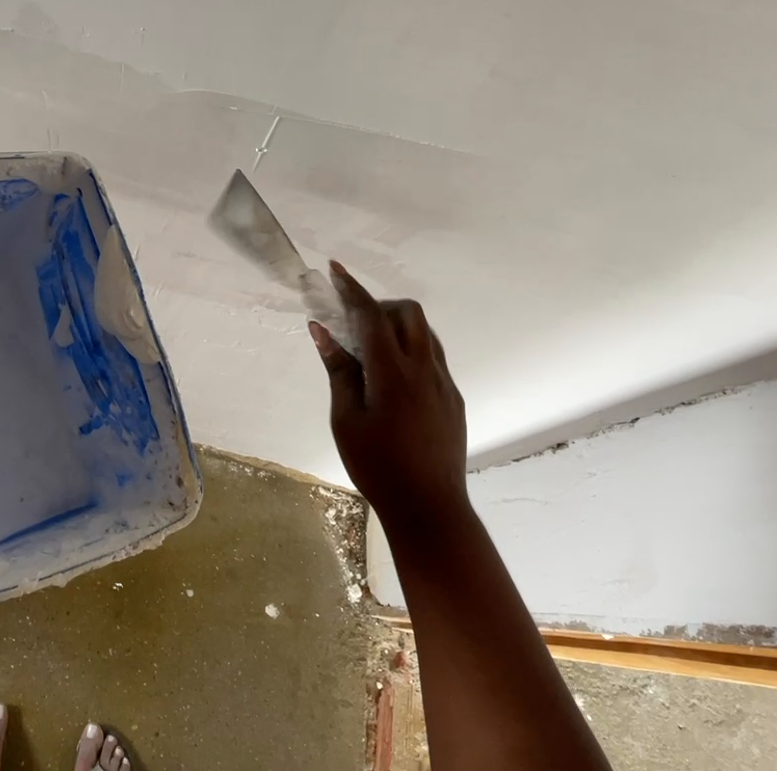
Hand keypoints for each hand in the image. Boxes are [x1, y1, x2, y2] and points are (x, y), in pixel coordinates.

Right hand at [309, 261, 468, 530]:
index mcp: (393, 373)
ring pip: (425, 332)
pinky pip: (432, 356)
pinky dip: (409, 349)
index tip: (335, 268)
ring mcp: (444, 383)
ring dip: (397, 326)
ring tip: (370, 350)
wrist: (430, 507)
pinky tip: (391, 378)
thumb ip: (338, 370)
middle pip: (408, 312)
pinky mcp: (453, 398)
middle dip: (379, 305)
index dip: (351, 289)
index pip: (371, 316)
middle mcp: (424, 369)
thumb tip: (323, 331)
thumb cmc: (377, 466)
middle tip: (354, 324)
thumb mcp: (346, 419)